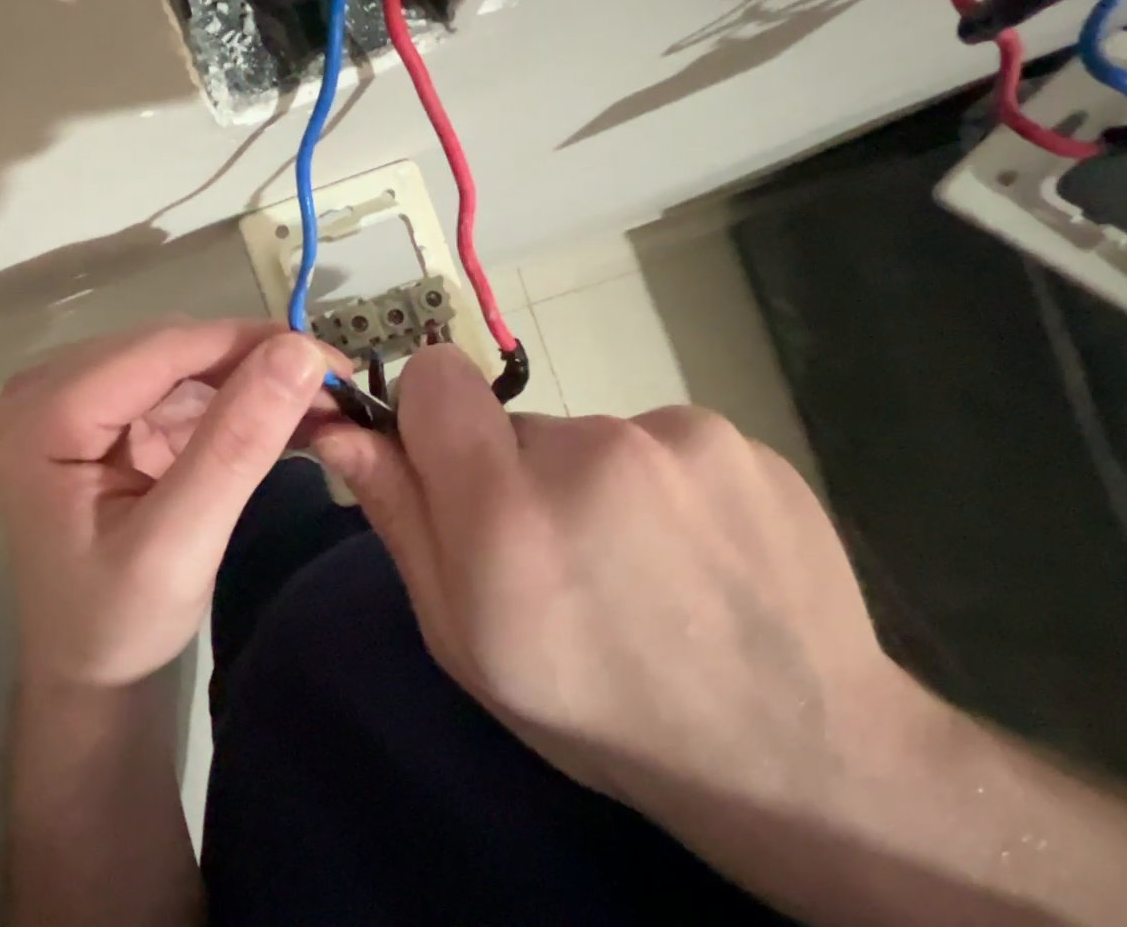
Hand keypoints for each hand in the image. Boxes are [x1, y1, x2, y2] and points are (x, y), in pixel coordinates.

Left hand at [0, 318, 346, 687]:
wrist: (86, 667)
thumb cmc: (115, 622)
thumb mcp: (178, 544)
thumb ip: (234, 447)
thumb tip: (300, 354)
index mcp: (43, 414)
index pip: (159, 349)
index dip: (250, 344)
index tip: (334, 364)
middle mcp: (50, 390)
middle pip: (171, 349)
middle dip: (256, 365)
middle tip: (338, 393)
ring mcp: (77, 401)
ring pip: (183, 365)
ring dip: (253, 383)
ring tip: (323, 408)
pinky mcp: (109, 420)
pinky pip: (181, 392)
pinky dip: (236, 405)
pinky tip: (286, 420)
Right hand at [311, 344, 921, 832]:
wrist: (788, 749)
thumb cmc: (589, 706)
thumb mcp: (461, 634)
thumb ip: (400, 518)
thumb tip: (339, 430)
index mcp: (506, 511)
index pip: (434, 377)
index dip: (427, 414)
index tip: (447, 471)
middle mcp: (590, 450)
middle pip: (508, 421)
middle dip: (510, 473)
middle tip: (552, 557)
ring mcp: (676, 438)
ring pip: (585, 436)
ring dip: (585, 483)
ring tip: (631, 564)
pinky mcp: (738, 440)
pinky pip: (656, 442)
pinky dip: (653, 486)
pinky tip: (686, 555)